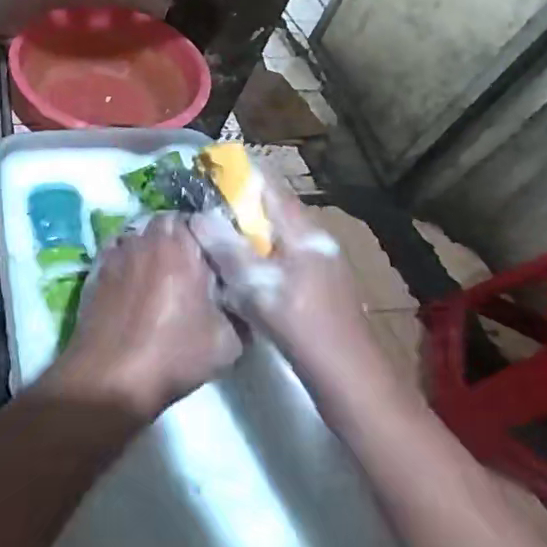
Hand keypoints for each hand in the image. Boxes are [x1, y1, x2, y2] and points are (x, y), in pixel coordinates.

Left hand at [41, 212, 240, 421]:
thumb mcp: (229, 339)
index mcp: (180, 247)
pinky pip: (117, 248)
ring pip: (139, 232)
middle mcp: (145, 239)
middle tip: (196, 262)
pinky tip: (137, 278)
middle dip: (182, 236)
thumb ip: (239, 307)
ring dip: (153, 243)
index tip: (221, 252)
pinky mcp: (96, 266)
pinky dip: (129, 255)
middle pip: (165, 222)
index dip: (211, 233)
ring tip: (167, 270)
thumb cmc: (175, 353)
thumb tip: (241, 296)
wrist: (114, 371)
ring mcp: (116, 250)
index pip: (199, 219)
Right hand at [188, 174, 386, 385]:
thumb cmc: (302, 326)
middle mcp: (312, 238)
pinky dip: (250, 248)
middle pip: (267, 205)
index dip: (235, 171)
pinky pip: (275, 251)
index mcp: (302, 231)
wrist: (351, 381)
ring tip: (205, 228)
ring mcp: (316, 261)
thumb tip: (197, 214)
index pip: (267, 184)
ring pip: (271, 230)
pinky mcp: (313, 283)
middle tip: (195, 199)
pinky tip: (230, 264)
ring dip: (240, 225)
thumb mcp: (255, 284)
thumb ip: (225, 246)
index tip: (202, 166)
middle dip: (232, 198)